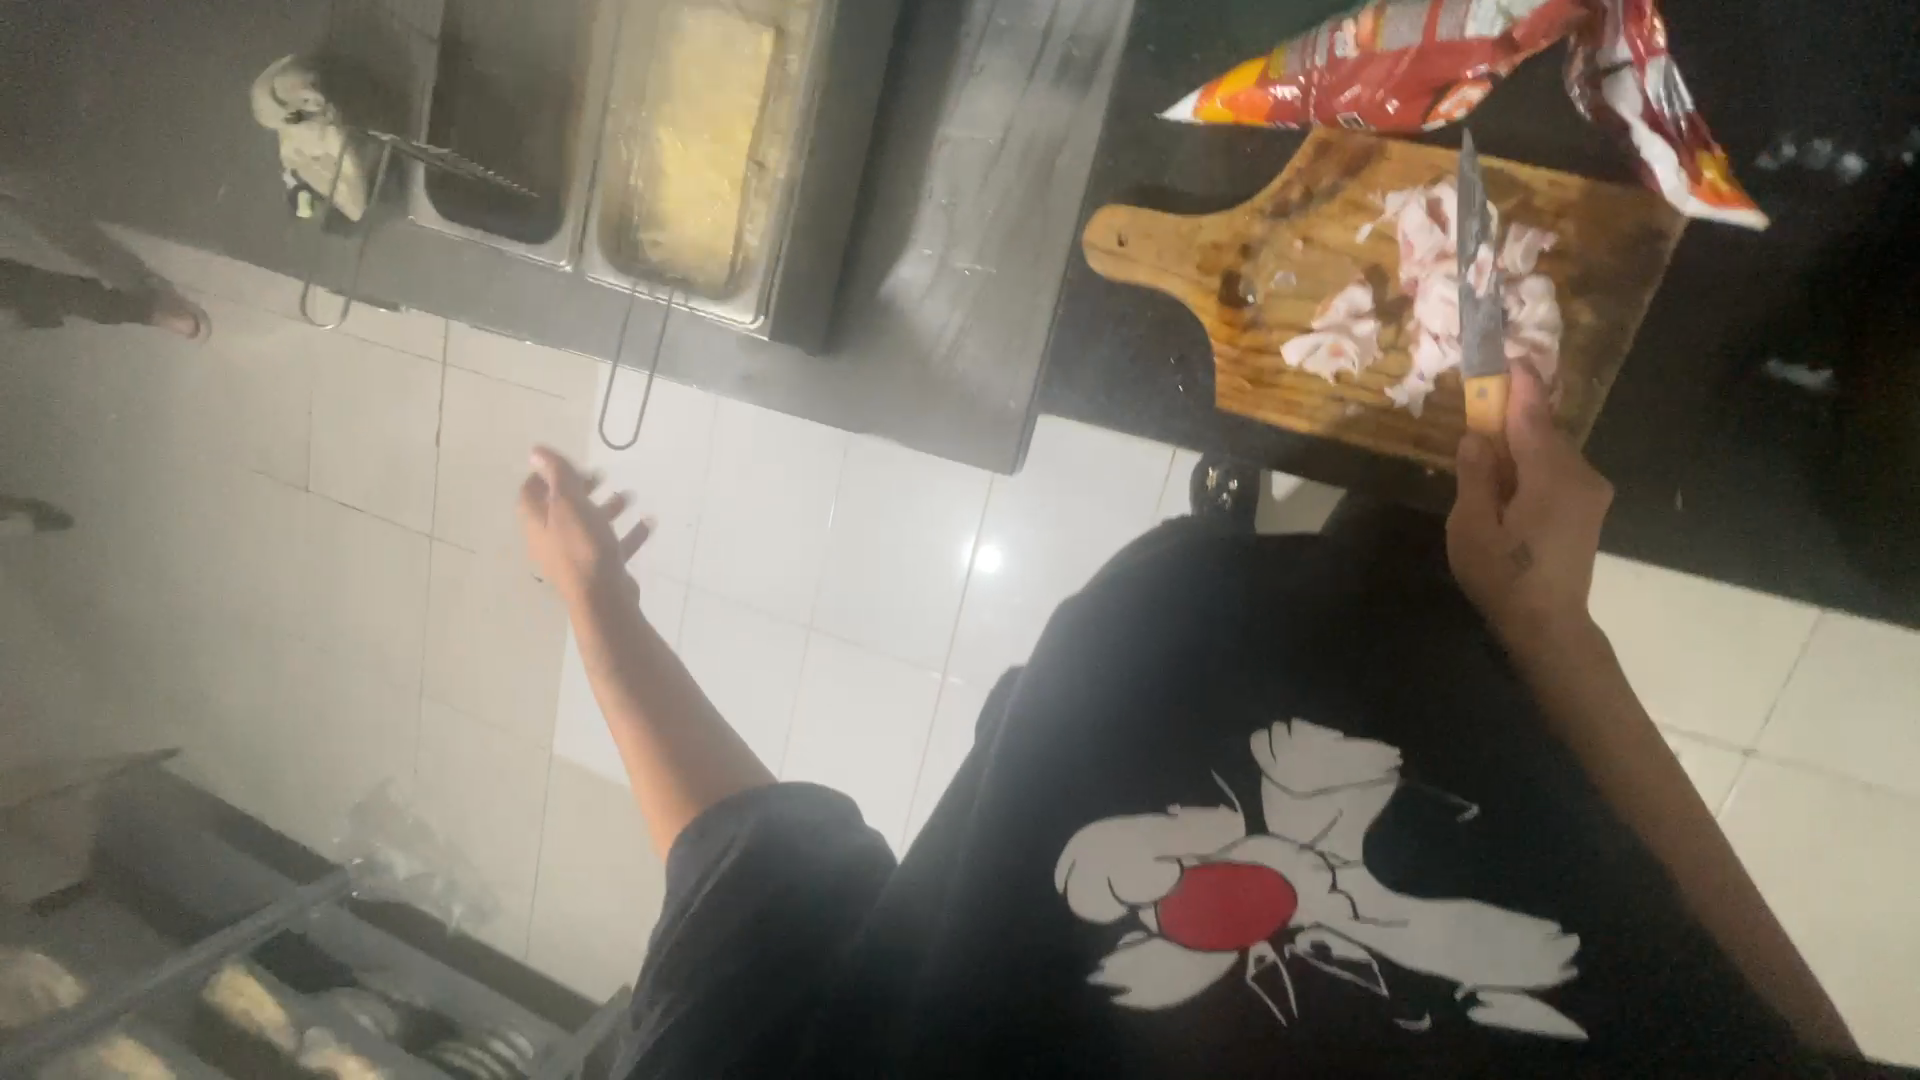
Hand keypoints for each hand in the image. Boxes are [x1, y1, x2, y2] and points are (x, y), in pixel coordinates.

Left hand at [516, 446, 648, 605]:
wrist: (602, 598)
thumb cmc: (583, 547)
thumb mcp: (569, 504)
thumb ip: (557, 476)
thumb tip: (535, 451)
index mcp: (537, 523)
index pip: (531, 491)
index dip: (546, 474)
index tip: (570, 463)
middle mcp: (550, 540)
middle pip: (561, 509)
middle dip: (581, 489)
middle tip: (601, 476)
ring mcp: (574, 557)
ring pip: (588, 526)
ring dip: (607, 508)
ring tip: (628, 496)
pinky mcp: (598, 570)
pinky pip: (612, 546)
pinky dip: (627, 533)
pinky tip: (647, 523)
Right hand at [1446, 365, 1612, 651]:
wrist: (1546, 621)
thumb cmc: (1501, 574)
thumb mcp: (1472, 525)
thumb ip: (1475, 476)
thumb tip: (1475, 438)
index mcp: (1552, 477)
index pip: (1533, 419)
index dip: (1520, 387)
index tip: (1511, 357)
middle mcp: (1581, 476)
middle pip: (1544, 433)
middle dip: (1513, 417)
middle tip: (1480, 405)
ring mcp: (1589, 493)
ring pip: (1550, 452)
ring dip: (1519, 444)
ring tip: (1484, 450)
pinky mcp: (1587, 509)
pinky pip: (1556, 470)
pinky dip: (1530, 463)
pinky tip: (1506, 477)